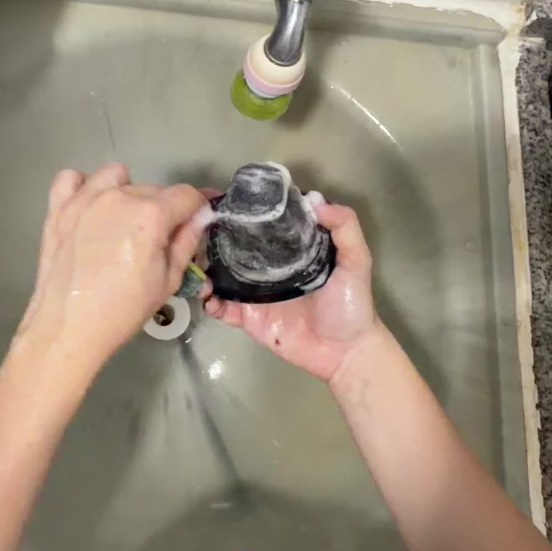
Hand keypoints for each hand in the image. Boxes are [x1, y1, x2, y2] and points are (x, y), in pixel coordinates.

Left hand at [15, 163, 208, 370]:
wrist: (69, 325)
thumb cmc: (124, 309)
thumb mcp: (168, 281)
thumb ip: (187, 242)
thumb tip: (200, 216)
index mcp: (151, 215)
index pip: (187, 194)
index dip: (199, 205)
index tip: (199, 217)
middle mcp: (119, 197)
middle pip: (154, 187)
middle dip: (163, 208)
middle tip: (157, 239)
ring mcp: (85, 198)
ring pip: (116, 175)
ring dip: (126, 190)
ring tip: (121, 220)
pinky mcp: (58, 207)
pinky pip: (71, 177)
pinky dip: (83, 187)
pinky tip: (89, 208)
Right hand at [205, 200, 388, 382]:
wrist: (346, 352)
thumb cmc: (351, 304)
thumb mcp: (356, 260)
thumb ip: (344, 227)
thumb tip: (313, 198)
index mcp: (292, 250)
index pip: (265, 226)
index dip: (248, 214)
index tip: (227, 203)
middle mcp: (270, 267)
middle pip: (237, 248)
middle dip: (216, 239)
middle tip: (198, 231)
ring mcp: (257, 293)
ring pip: (223, 276)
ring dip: (206, 269)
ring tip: (195, 262)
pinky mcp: (249, 318)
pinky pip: (223, 308)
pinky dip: (210, 302)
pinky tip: (207, 296)